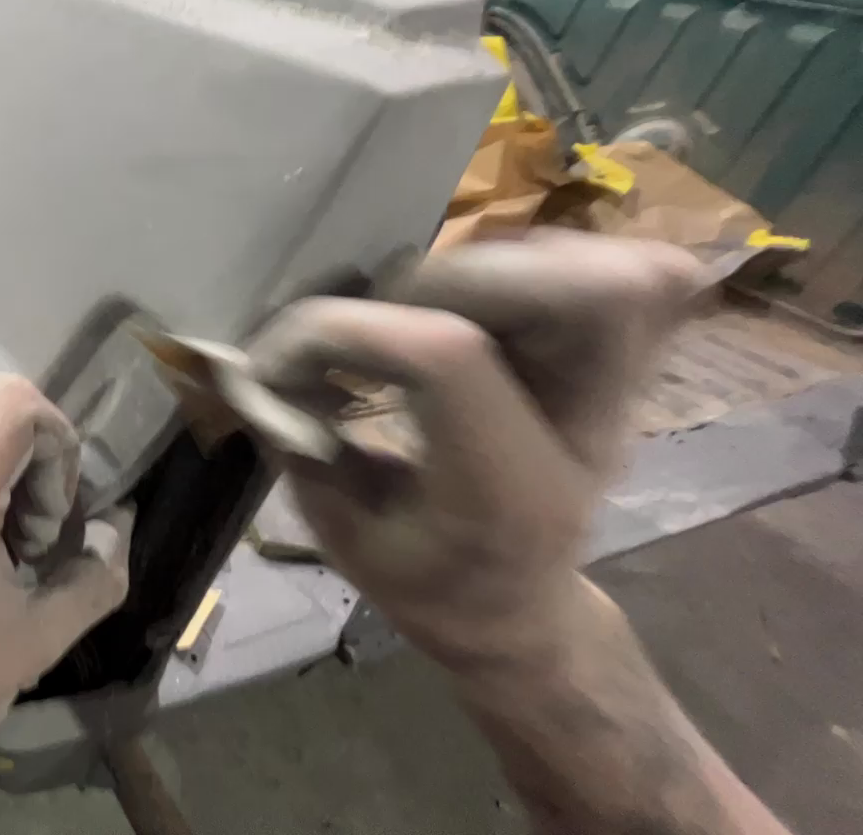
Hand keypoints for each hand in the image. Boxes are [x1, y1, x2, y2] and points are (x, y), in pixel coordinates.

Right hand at [247, 231, 699, 667]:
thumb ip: (299, 443)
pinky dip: (533, 263)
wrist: (517, 613)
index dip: (339, 332)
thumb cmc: (423, 584)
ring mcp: (618, 394)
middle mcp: (583, 429)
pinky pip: (623, 273)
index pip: (443, 358)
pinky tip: (465, 300)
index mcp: (506, 491)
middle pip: (583, 295)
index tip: (274, 365)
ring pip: (620, 273)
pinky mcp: (619, 367)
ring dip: (494, 266)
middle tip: (373, 318)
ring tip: (416, 305)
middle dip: (443, 280)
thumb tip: (255, 368)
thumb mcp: (338, 534)